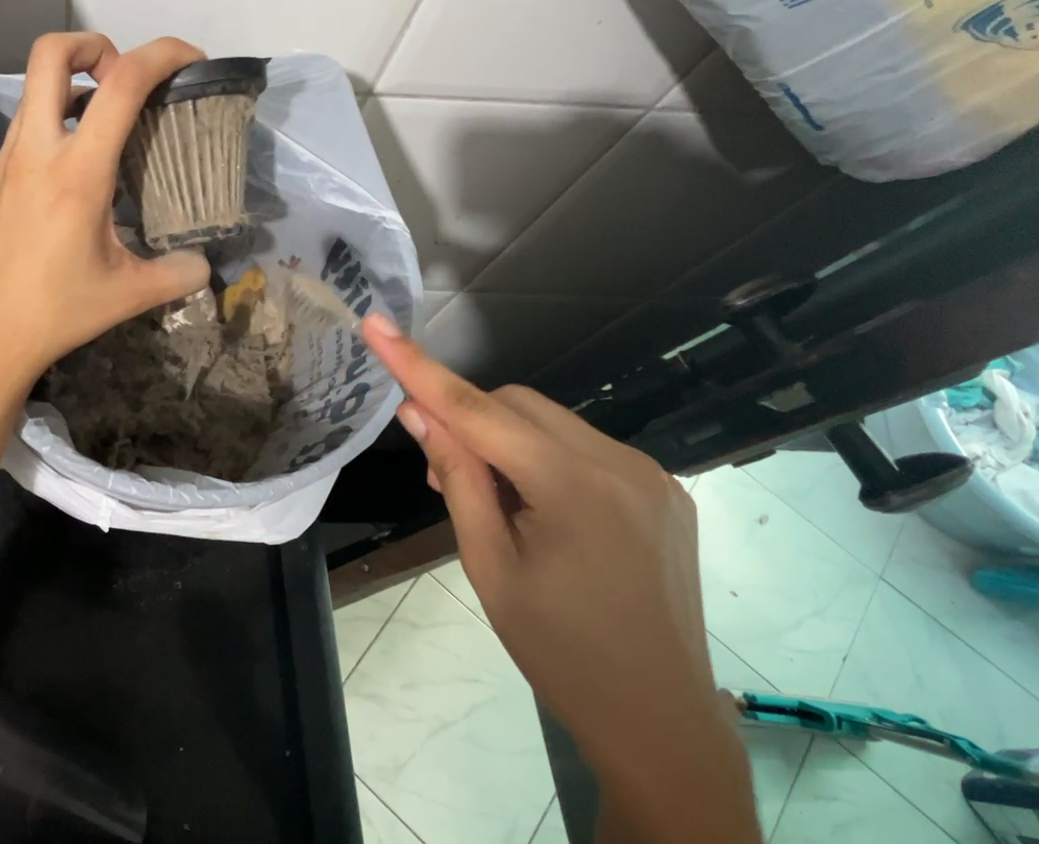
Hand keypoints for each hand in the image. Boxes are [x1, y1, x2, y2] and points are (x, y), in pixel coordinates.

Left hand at [0, 33, 213, 401]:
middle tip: (126, 78)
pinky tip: (76, 168)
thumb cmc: (55, 313)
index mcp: (77, 173)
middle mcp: (36, 152)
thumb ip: (178, 274)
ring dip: (73, 85)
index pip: (121, 84)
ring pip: (34, 90)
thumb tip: (204, 264)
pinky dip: (55, 120)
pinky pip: (25, 125)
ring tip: (108, 124)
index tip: (190, 61)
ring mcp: (7, 161)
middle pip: (50, 54)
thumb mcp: (128, 295)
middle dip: (94, 44)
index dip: (162, 54)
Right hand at [362, 316, 753, 840]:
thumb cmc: (558, 651)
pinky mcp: (662, 489)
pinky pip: (584, 447)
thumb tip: (420, 412)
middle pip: (517, 404)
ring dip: (506, 442)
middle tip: (442, 480)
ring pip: (550, 421)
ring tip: (495, 506)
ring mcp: (650, 474)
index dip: (419, 366)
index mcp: (574, 487)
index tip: (376, 323)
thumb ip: (457, 479)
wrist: (658, 716)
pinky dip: (544, 458)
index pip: (477, 409)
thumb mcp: (489, 566)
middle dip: (469, 422)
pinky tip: (540, 511)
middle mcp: (620, 463)